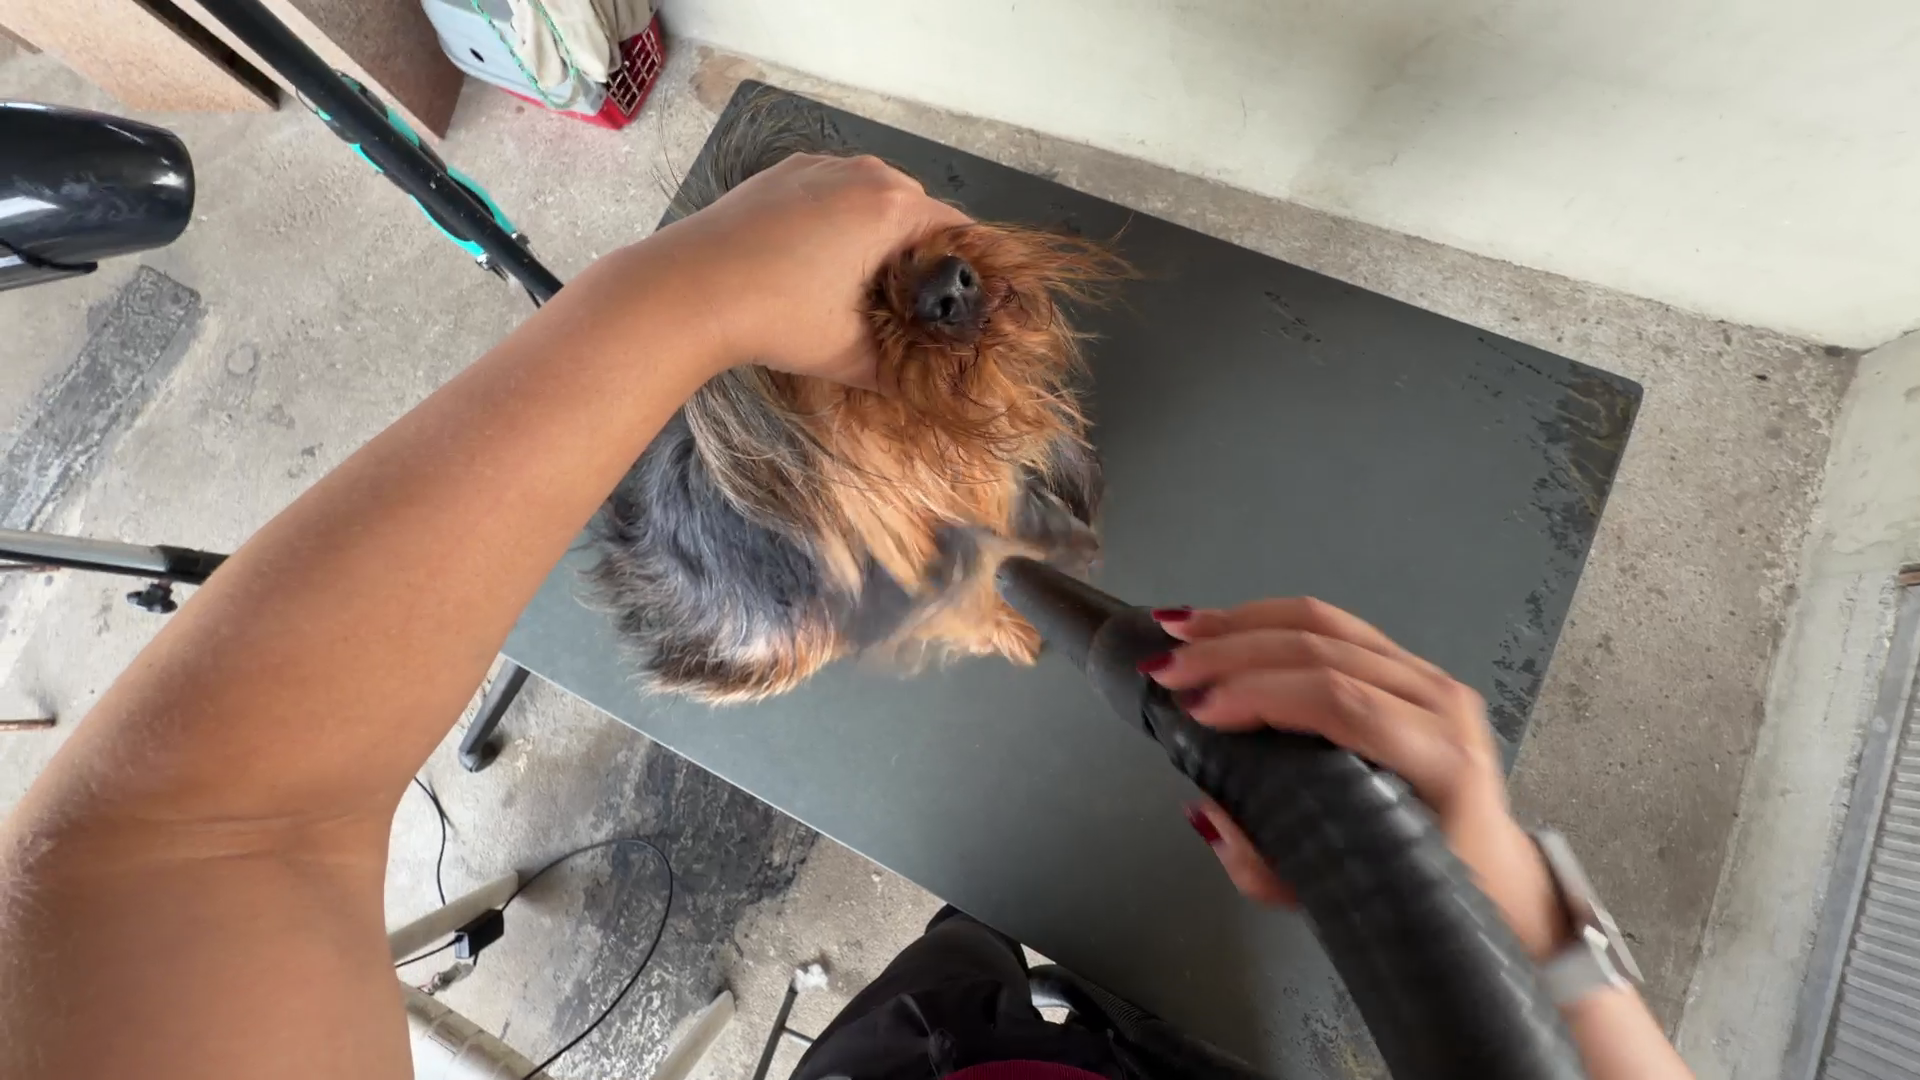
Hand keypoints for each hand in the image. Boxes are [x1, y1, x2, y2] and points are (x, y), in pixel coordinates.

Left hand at [602, 153, 970, 388]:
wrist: (686, 291)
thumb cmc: (779, 319)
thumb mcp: (850, 355)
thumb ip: (900, 370)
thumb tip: (926, 385)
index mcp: (890, 208)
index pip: (957, 229)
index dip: (966, 268)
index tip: (958, 303)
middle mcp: (861, 172)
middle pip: (917, 209)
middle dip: (922, 252)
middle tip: (910, 302)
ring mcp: (817, 165)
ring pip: (874, 195)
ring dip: (880, 233)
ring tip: (864, 280)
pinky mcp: (782, 172)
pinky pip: (834, 190)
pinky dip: (842, 217)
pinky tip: (820, 258)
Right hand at [1145, 599, 1569, 957]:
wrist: (1495, 870)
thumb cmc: (1418, 884)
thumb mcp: (1337, 894)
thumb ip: (1263, 862)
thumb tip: (1204, 808)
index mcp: (1436, 759)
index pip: (1338, 701)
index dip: (1258, 695)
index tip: (1197, 711)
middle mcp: (1437, 701)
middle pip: (1320, 650)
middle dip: (1230, 653)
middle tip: (1166, 671)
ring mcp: (1423, 672)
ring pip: (1320, 621)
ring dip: (1237, 622)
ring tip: (1178, 632)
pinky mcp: (1402, 659)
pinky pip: (1326, 620)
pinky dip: (1261, 617)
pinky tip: (1216, 623)